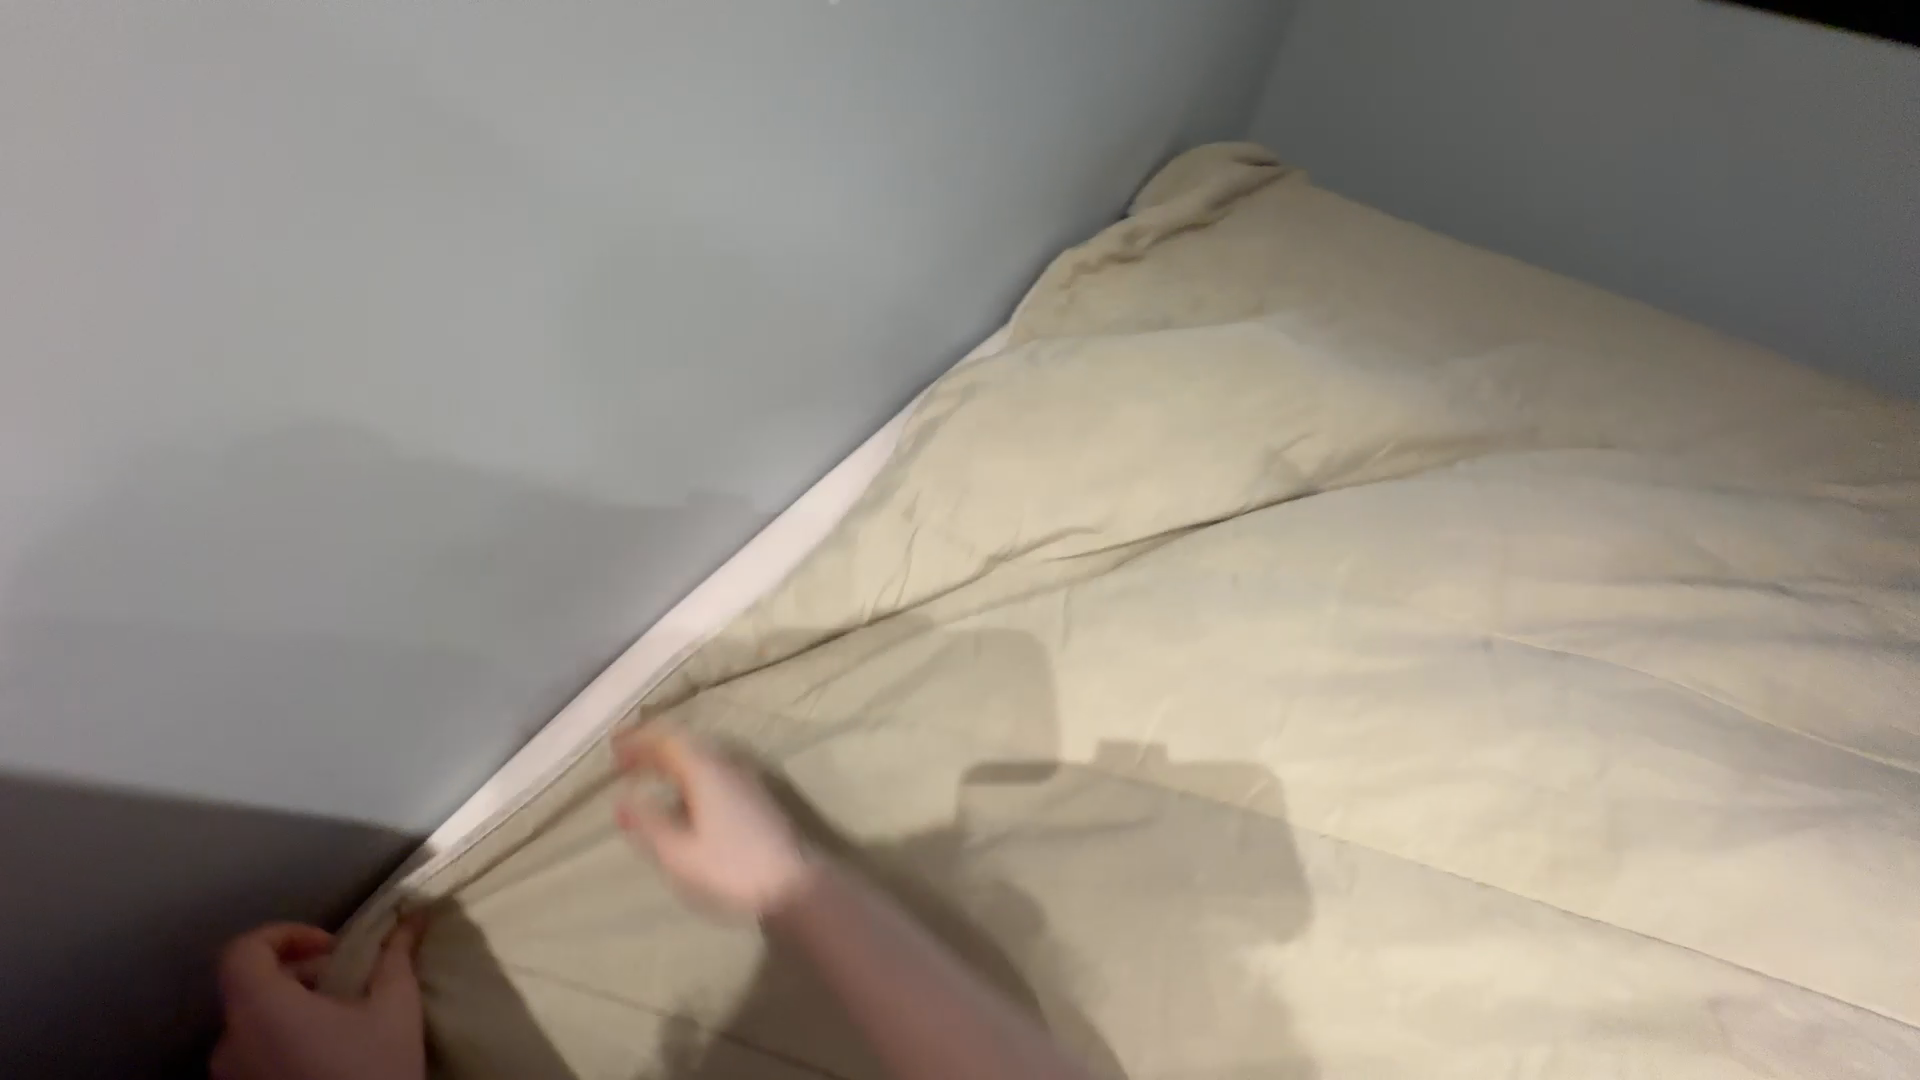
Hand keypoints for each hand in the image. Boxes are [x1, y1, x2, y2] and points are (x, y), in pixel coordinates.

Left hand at [210, 920, 424, 1079]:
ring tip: (347, 1014)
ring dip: (300, 1001)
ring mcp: (230, 1075)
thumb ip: (396, 954)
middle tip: (355, 979)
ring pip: (257, 1016)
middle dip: (307, 970)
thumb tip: (413, 915)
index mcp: (263, 1011)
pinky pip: (256, 1047)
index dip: (285, 934)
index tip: (333, 945)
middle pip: (256, 984)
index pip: (243, 952)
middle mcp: (231, 1042)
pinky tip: (331, 1045)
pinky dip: (289, 1031)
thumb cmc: (373, 1068)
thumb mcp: (396, 1004)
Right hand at [613, 729, 815, 917]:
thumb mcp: (679, 853)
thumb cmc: (731, 868)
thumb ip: (648, 824)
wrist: (792, 882)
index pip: (669, 738)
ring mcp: (746, 777)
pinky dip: (689, 771)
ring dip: (672, 758)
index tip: (613, 744)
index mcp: (707, 770)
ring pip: (702, 755)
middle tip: (623, 759)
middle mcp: (728, 764)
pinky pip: (714, 768)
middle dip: (654, 746)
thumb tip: (622, 799)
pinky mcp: (755, 794)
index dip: (640, 737)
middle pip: (686, 742)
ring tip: (646, 772)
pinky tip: (681, 794)